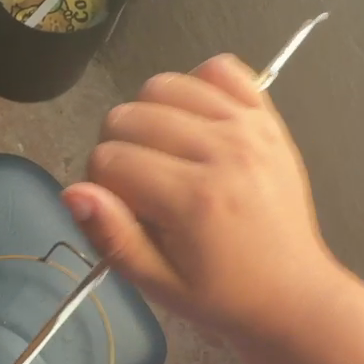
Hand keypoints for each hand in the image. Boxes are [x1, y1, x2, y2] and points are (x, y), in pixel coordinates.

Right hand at [61, 54, 347, 342]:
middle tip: (140, 187)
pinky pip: (219, 69)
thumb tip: (72, 192)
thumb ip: (111, 234)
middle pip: (128, 116)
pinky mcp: (265, 116)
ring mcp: (248, 127)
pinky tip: (193, 125)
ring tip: (162, 154)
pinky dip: (194, 88)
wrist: (290, 292)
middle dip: (117, 149)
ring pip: (163, 86)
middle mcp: (222, 151)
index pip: (107, 160)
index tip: (123, 212)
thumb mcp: (153, 281)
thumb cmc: (216, 293)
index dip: (100, 187)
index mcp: (193, 198)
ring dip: (148, 116)